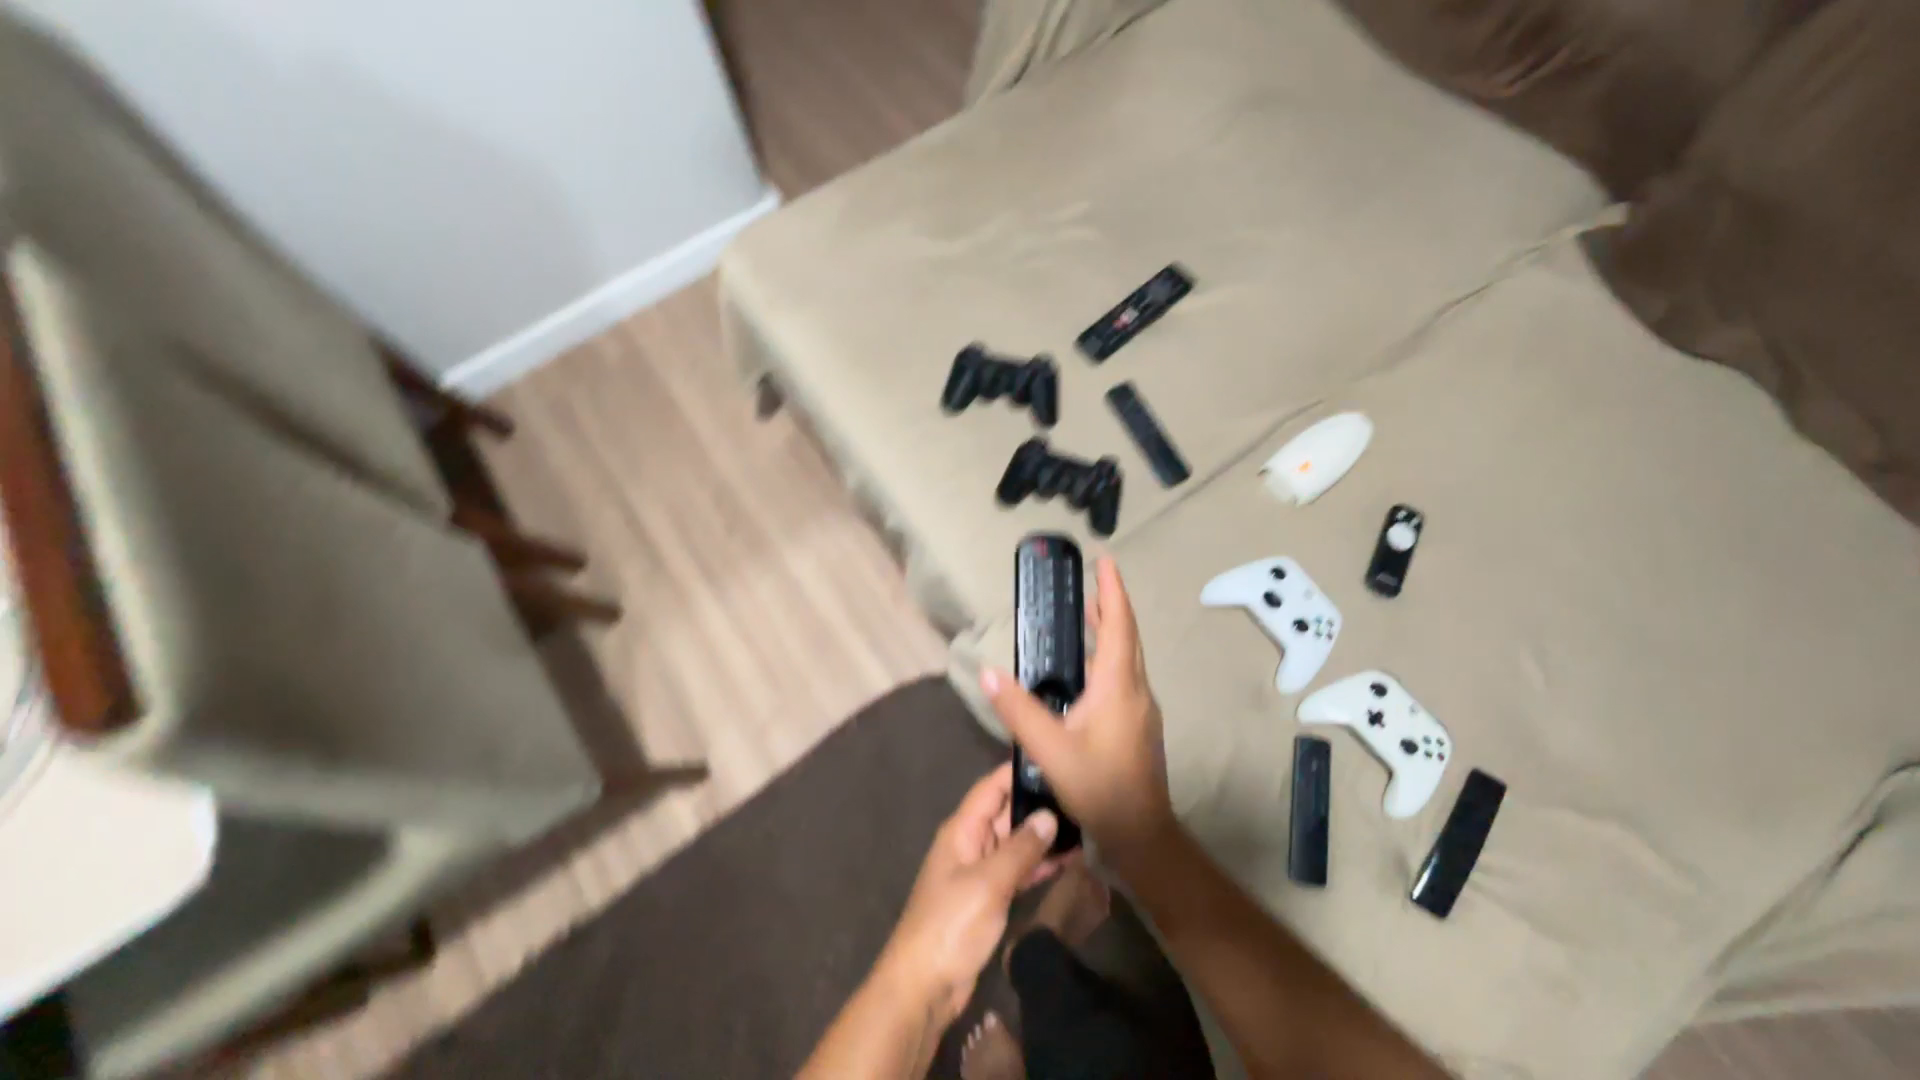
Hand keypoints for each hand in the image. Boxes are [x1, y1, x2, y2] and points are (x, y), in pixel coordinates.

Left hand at [876, 764, 1063, 1024]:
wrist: (925, 984)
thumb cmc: (951, 924)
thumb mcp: (989, 882)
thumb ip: (1020, 848)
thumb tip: (1050, 816)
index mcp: (962, 830)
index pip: (992, 787)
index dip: (1018, 771)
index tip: (1054, 757)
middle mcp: (970, 844)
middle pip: (1006, 813)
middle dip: (1039, 803)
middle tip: (1083, 794)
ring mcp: (979, 872)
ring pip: (1015, 843)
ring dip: (1044, 836)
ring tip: (1085, 825)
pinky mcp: (989, 899)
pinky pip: (1017, 871)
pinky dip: (1039, 865)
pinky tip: (1068, 861)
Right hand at [982, 555, 1174, 859]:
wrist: (1142, 833)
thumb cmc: (1099, 788)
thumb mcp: (1050, 751)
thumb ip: (1019, 711)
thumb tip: (988, 672)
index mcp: (1118, 688)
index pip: (1118, 627)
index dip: (1112, 592)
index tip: (1106, 562)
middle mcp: (1136, 691)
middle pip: (1127, 637)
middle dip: (1113, 606)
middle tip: (1094, 582)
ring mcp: (1141, 710)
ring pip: (1129, 659)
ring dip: (1113, 632)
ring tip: (1092, 615)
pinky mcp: (1138, 727)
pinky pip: (1125, 677)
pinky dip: (1111, 657)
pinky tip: (1091, 671)